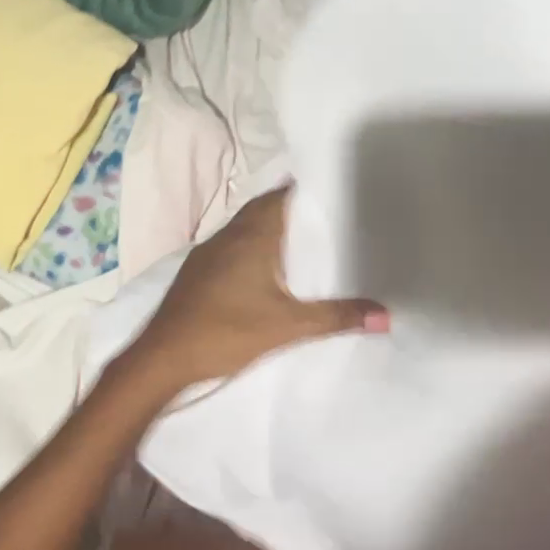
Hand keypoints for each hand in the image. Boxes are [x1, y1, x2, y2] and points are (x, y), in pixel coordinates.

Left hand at [121, 187, 388, 393]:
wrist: (163, 358)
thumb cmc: (225, 333)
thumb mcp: (288, 327)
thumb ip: (336, 318)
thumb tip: (386, 317)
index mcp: (251, 236)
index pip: (281, 197)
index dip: (306, 191)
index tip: (334, 191)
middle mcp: (227, 236)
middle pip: (262, 210)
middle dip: (290, 210)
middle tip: (324, 217)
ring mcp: (207, 255)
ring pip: (244, 230)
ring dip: (268, 231)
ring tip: (301, 242)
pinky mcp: (195, 274)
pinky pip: (230, 249)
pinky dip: (250, 251)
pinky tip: (262, 273)